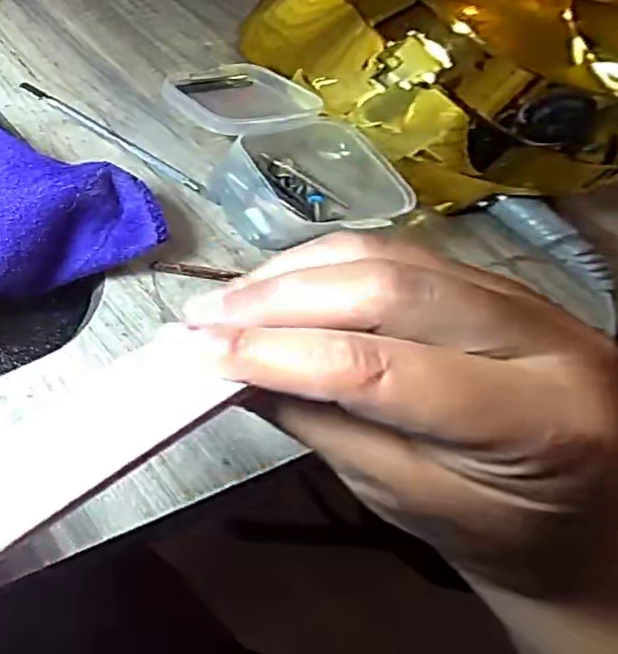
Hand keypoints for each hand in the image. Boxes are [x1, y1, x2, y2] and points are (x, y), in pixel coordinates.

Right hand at [182, 233, 617, 617]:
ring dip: (279, 276)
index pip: (376, 368)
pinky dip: (304, 265)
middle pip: (379, 290)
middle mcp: (548, 345)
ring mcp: (519, 299)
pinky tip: (267, 289)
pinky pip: (377, 249)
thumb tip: (213, 364)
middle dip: (270, 301)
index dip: (271, 354)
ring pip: (372, 255)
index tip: (194, 351)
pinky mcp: (480, 277)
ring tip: (224, 304)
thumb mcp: (391, 485)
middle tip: (201, 321)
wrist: (578, 513)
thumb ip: (303, 414)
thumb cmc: (487, 522)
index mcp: (540, 422)